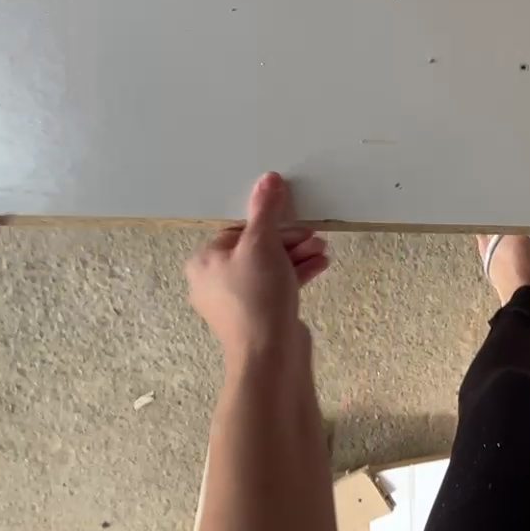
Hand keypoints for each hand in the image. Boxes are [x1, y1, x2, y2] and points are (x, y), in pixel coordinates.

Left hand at [186, 172, 330, 364]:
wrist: (268, 352)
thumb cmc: (256, 295)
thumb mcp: (263, 244)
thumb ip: (267, 210)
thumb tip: (269, 178)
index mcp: (205, 262)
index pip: (240, 230)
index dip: (272, 225)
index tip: (297, 226)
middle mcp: (214, 280)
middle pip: (258, 248)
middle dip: (290, 240)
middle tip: (316, 237)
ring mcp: (236, 300)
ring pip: (271, 266)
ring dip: (299, 255)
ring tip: (323, 251)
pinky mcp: (258, 314)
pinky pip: (277, 284)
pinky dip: (297, 273)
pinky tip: (320, 265)